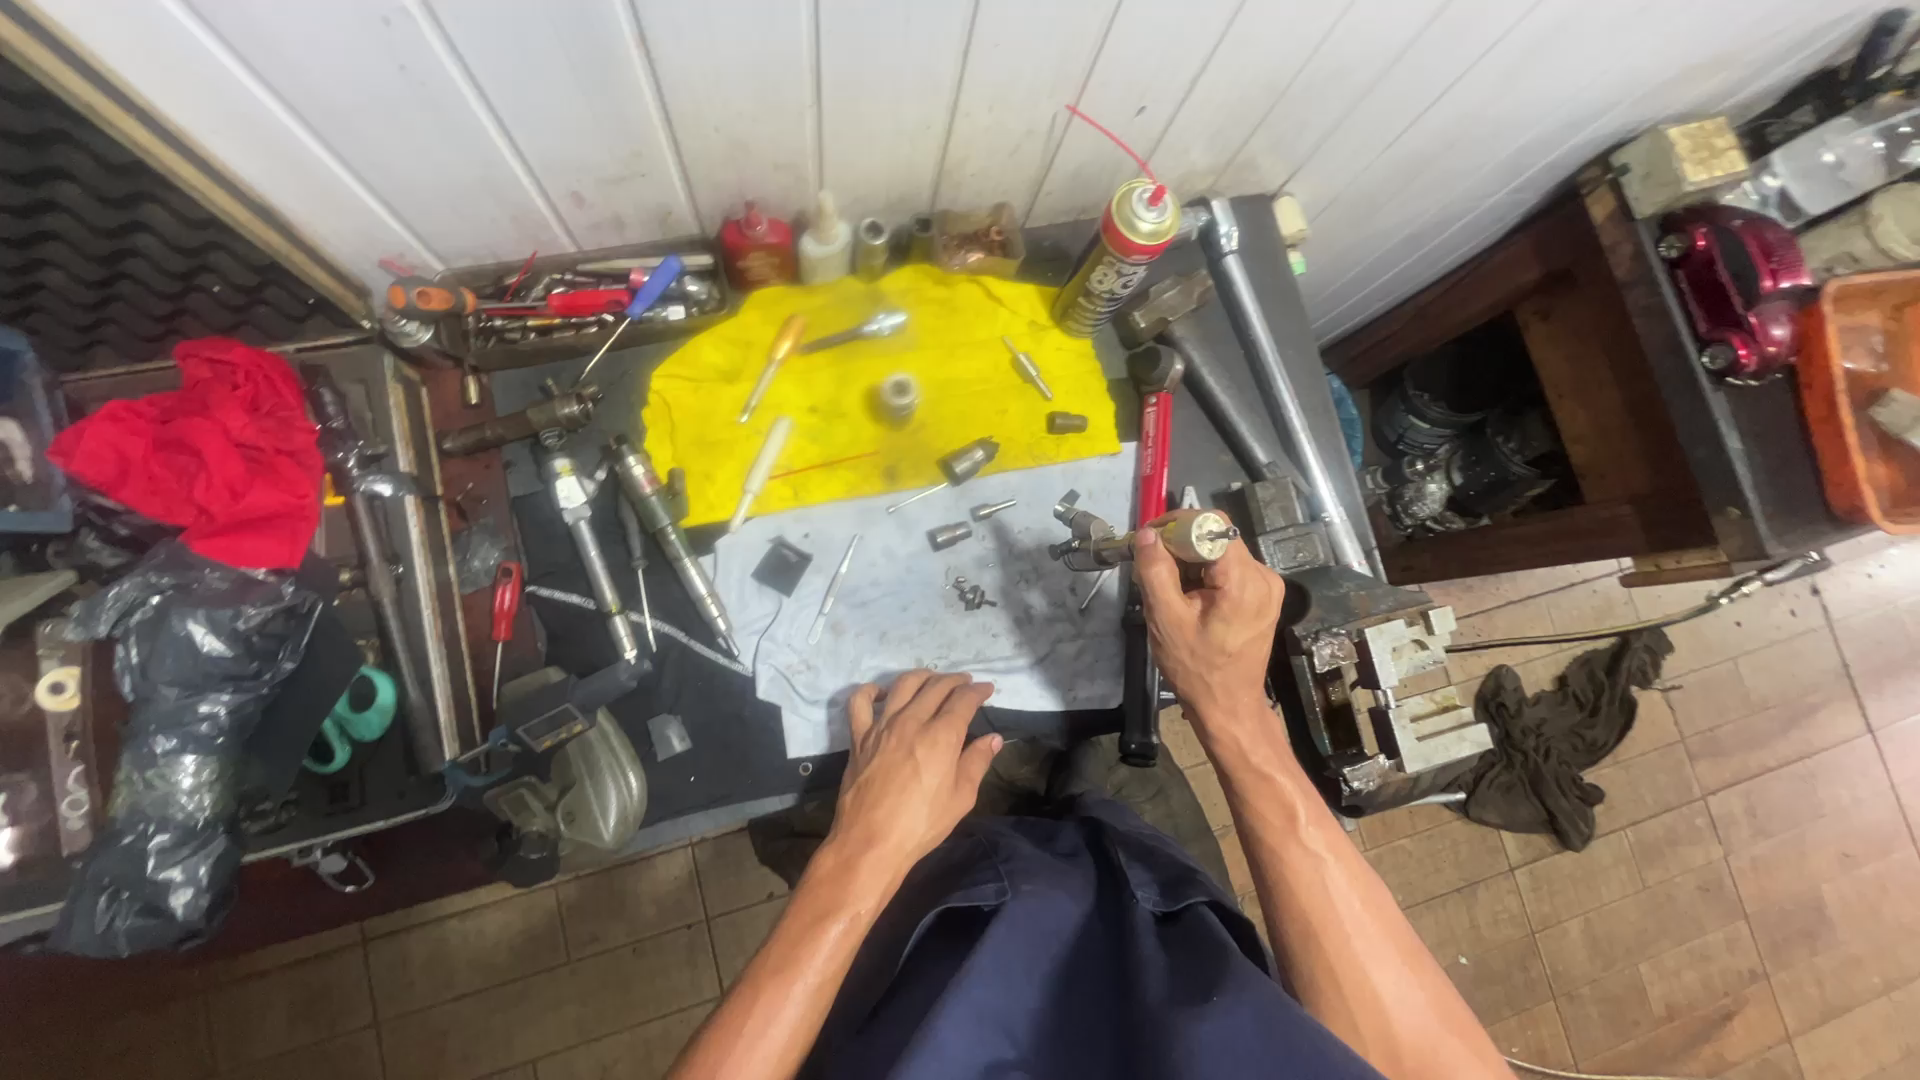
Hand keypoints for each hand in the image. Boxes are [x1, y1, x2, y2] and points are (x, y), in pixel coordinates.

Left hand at [829, 671, 1002, 874]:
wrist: (871, 842)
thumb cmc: (922, 825)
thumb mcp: (962, 797)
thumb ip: (977, 762)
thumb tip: (994, 738)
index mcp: (941, 736)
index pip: (963, 700)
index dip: (978, 691)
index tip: (986, 689)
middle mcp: (912, 722)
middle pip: (936, 686)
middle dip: (955, 680)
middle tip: (965, 683)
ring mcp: (881, 727)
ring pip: (902, 685)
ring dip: (922, 676)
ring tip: (932, 679)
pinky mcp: (859, 737)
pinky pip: (860, 703)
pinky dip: (872, 691)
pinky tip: (883, 693)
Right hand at [1133, 525, 1285, 715]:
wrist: (1227, 705)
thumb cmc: (1195, 667)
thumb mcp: (1166, 619)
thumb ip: (1155, 571)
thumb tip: (1147, 535)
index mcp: (1244, 580)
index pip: (1212, 525)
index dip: (1177, 524)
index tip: (1149, 540)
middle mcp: (1264, 576)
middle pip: (1217, 537)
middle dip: (1180, 544)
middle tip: (1152, 565)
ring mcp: (1267, 586)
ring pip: (1221, 551)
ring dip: (1190, 560)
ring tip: (1168, 586)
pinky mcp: (1263, 596)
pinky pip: (1229, 568)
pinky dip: (1204, 573)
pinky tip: (1188, 595)